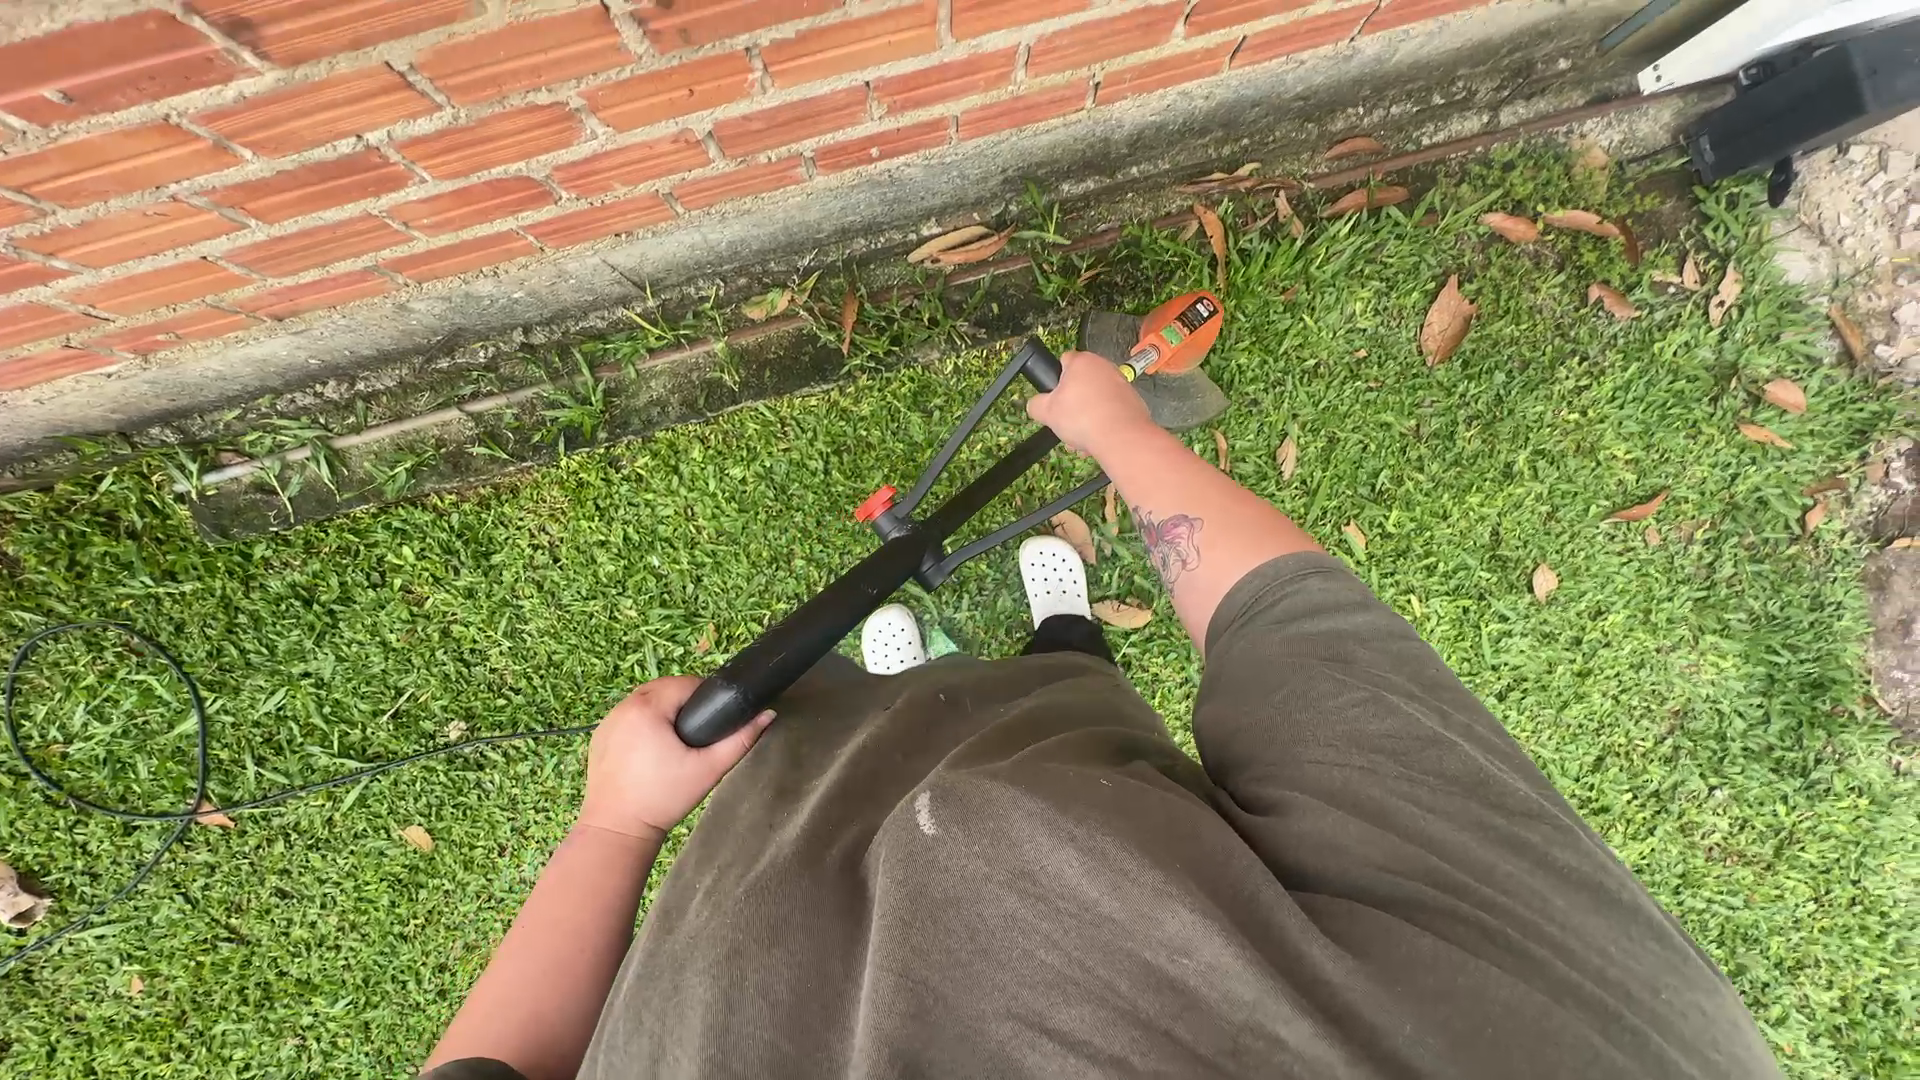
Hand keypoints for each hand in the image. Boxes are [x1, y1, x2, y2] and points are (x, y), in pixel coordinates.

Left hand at [577, 676, 773, 842]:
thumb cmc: (664, 798)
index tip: (714, 720)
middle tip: (700, 731)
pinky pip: (628, 716)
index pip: (686, 683)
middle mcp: (624, 707)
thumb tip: (768, 714)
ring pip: (646, 700)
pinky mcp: (599, 736)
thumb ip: (741, 739)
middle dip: (684, 702)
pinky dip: (643, 722)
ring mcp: (608, 721)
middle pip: (665, 688)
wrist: (617, 829)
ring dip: (664, 709)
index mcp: (648, 708)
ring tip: (679, 737)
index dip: (706, 697)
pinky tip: (654, 745)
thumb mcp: (709, 768)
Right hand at [1025, 349, 1152, 456]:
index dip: (1056, 380)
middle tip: (1065, 422)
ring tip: (1080, 438)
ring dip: (1086, 417)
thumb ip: (1035, 404)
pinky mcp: (1132, 400)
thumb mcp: (1045, 412)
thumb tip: (1036, 405)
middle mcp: (1103, 366)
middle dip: (1072, 404)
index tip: (1054, 398)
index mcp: (1082, 361)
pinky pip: (1111, 410)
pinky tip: (1096, 440)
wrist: (1120, 436)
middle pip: (1080, 383)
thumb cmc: (1083, 418)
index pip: (1063, 361)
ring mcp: (1121, 382)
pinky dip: (1103, 423)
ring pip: (1095, 399)